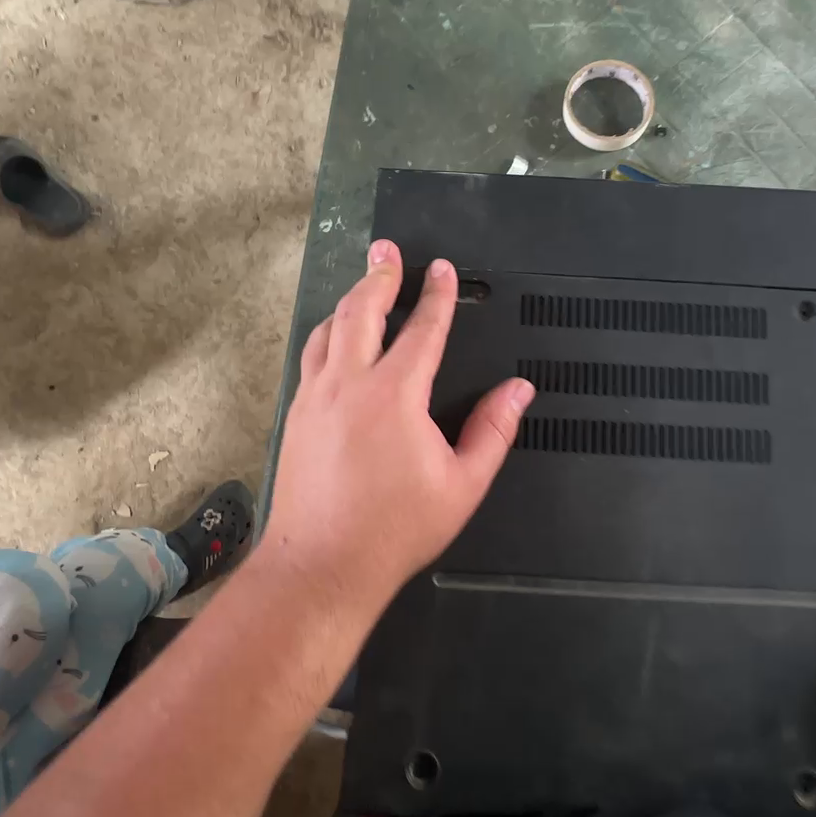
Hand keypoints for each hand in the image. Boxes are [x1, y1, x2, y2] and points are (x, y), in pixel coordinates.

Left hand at [262, 238, 533, 605]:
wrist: (320, 567)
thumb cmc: (394, 529)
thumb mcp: (462, 485)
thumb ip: (493, 431)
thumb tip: (518, 391)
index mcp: (395, 395)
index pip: (422, 329)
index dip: (436, 294)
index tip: (442, 269)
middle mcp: (350, 384)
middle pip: (361, 310)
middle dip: (378, 274)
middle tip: (387, 249)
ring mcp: (316, 397)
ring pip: (328, 329)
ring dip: (349, 301)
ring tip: (363, 285)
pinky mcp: (297, 416)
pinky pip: (312, 357)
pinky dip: (328, 335)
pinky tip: (334, 339)